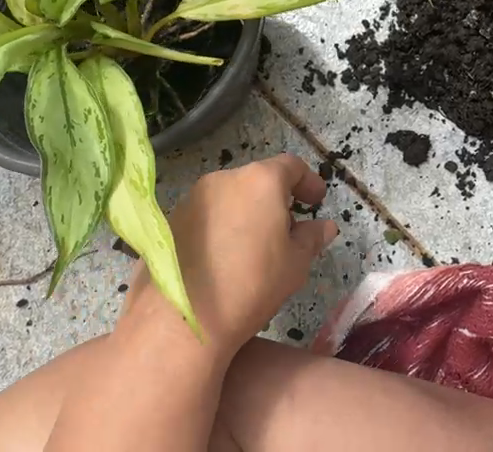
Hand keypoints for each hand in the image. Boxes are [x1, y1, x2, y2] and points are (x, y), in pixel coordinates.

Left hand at [125, 153, 338, 351]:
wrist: (178, 325)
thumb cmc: (250, 285)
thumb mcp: (295, 264)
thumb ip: (312, 238)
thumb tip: (324, 227)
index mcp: (260, 181)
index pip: (291, 166)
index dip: (308, 181)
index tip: (317, 201)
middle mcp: (224, 180)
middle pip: (258, 181)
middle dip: (276, 201)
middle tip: (287, 231)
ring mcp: (191, 201)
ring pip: (230, 198)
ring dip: (246, 214)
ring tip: (253, 249)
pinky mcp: (168, 225)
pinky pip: (205, 218)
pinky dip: (220, 229)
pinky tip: (222, 261)